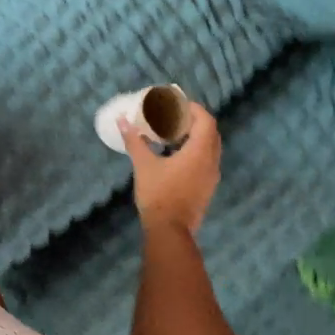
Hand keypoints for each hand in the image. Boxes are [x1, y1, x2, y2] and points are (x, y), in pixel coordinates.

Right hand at [120, 103, 221, 236]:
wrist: (170, 230)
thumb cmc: (158, 194)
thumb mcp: (143, 165)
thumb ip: (135, 141)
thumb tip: (122, 120)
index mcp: (200, 152)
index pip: (206, 121)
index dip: (194, 109)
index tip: (177, 104)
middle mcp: (211, 162)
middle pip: (211, 133)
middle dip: (195, 121)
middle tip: (175, 116)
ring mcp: (211, 176)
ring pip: (210, 148)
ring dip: (196, 137)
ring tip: (173, 134)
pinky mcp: (207, 187)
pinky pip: (206, 160)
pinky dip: (195, 151)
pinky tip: (175, 155)